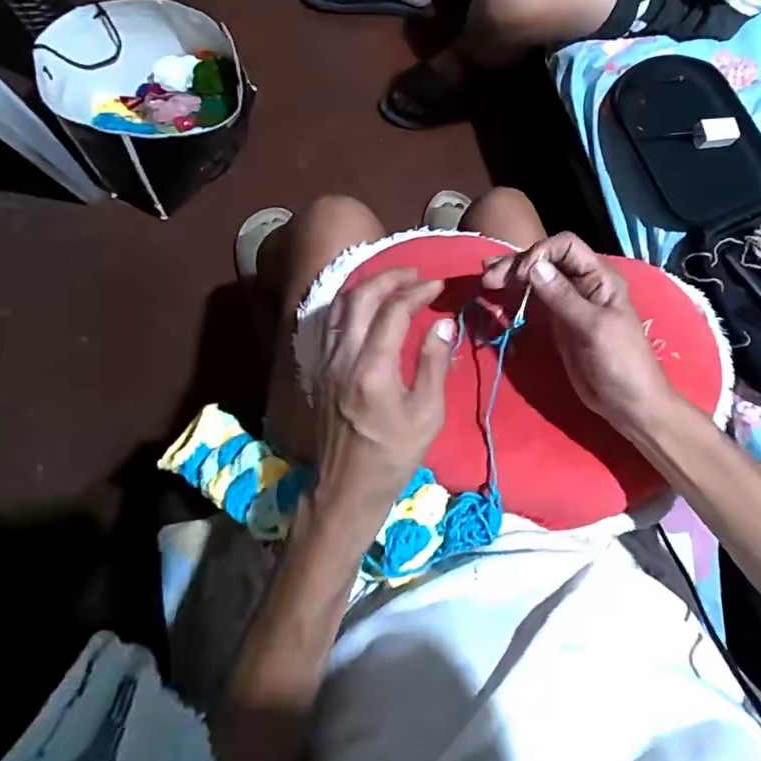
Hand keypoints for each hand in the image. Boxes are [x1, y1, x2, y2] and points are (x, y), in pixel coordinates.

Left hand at [312, 269, 454, 516]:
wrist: (346, 487)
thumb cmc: (393, 455)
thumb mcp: (427, 415)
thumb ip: (434, 364)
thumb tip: (442, 324)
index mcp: (373, 369)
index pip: (393, 311)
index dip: (416, 291)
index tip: (436, 285)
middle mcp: (343, 357)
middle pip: (360, 298)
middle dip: (389, 278)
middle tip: (414, 273)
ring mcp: (325, 362)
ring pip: (339, 306)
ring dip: (366, 286)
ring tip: (391, 282)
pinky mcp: (318, 369)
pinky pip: (330, 322)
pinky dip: (349, 304)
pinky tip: (365, 306)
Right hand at [482, 233, 677, 432]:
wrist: (630, 404)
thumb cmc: (621, 363)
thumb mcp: (592, 328)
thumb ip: (562, 297)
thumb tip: (532, 266)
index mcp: (600, 278)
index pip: (565, 246)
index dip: (540, 253)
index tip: (520, 276)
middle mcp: (583, 284)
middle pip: (546, 261)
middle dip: (516, 265)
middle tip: (487, 279)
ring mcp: (569, 304)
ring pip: (536, 281)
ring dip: (510, 279)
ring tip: (485, 283)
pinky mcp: (558, 324)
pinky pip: (533, 303)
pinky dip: (514, 299)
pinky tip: (496, 301)